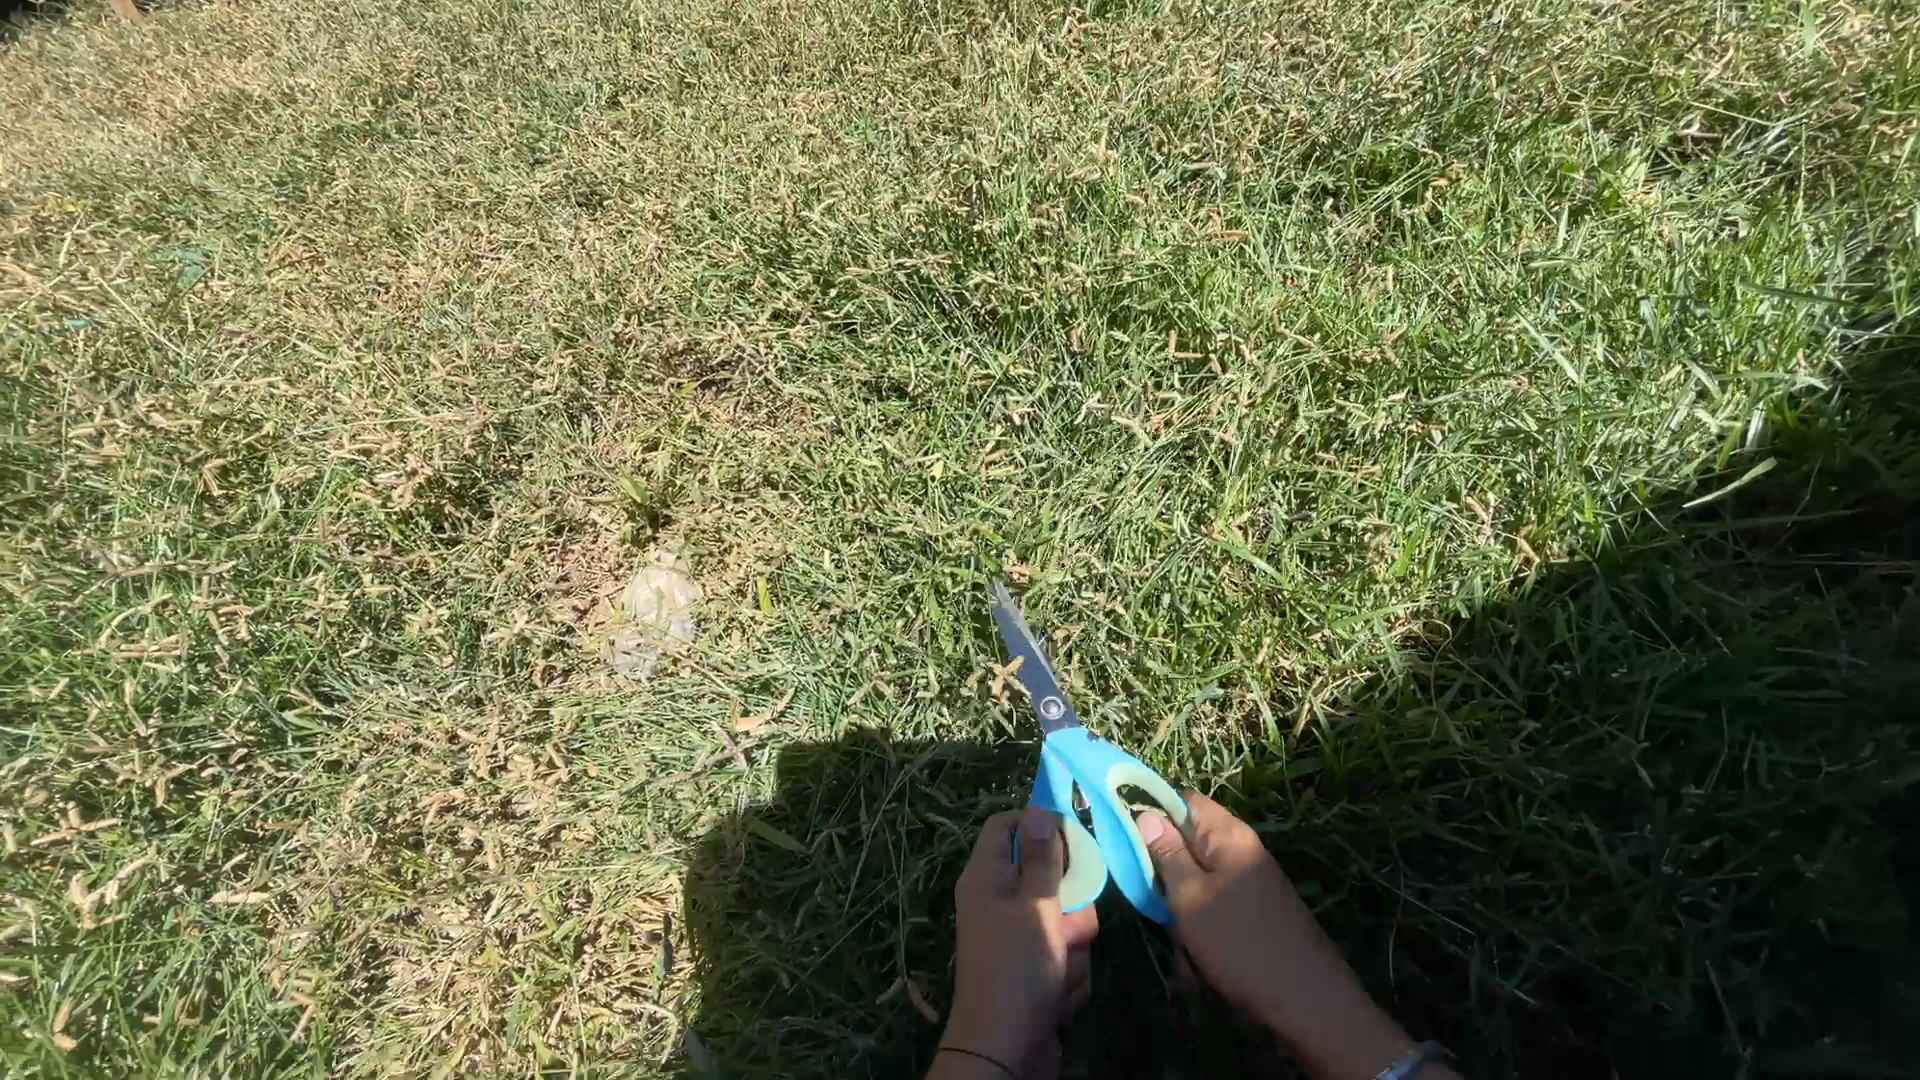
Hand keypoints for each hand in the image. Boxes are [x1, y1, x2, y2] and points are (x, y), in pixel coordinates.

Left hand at [938, 806, 1097, 1077]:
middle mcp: (1000, 900)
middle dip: (1070, 902)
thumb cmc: (1016, 971)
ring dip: (1072, 943)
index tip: (1073, 839)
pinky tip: (1059, 993)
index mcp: (986, 876)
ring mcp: (1019, 935)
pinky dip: (1069, 971)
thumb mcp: (1034, 907)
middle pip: (1048, 873)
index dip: (1039, 825)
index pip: (1007, 826)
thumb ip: (1043, 858)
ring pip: (1065, 915)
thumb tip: (1039, 807)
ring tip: (1060, 966)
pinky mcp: (1037, 966)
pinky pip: (1066, 950)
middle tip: (1067, 924)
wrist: (1006, 1054)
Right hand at [1137, 794, 1446, 1079]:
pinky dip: (1197, 909)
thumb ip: (1166, 853)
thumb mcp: (1189, 896)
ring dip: (1178, 891)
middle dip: (1162, 858)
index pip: (1181, 798)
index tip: (1123, 832)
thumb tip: (1145, 813)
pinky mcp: (1255, 904)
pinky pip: (1214, 892)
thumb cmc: (1240, 942)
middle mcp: (1241, 846)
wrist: (1310, 1002)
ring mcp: (1250, 876)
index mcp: (1227, 833)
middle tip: (1144, 887)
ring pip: (1198, 868)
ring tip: (1171, 922)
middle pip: (1188, 834)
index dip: (1150, 808)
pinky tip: (1193, 939)